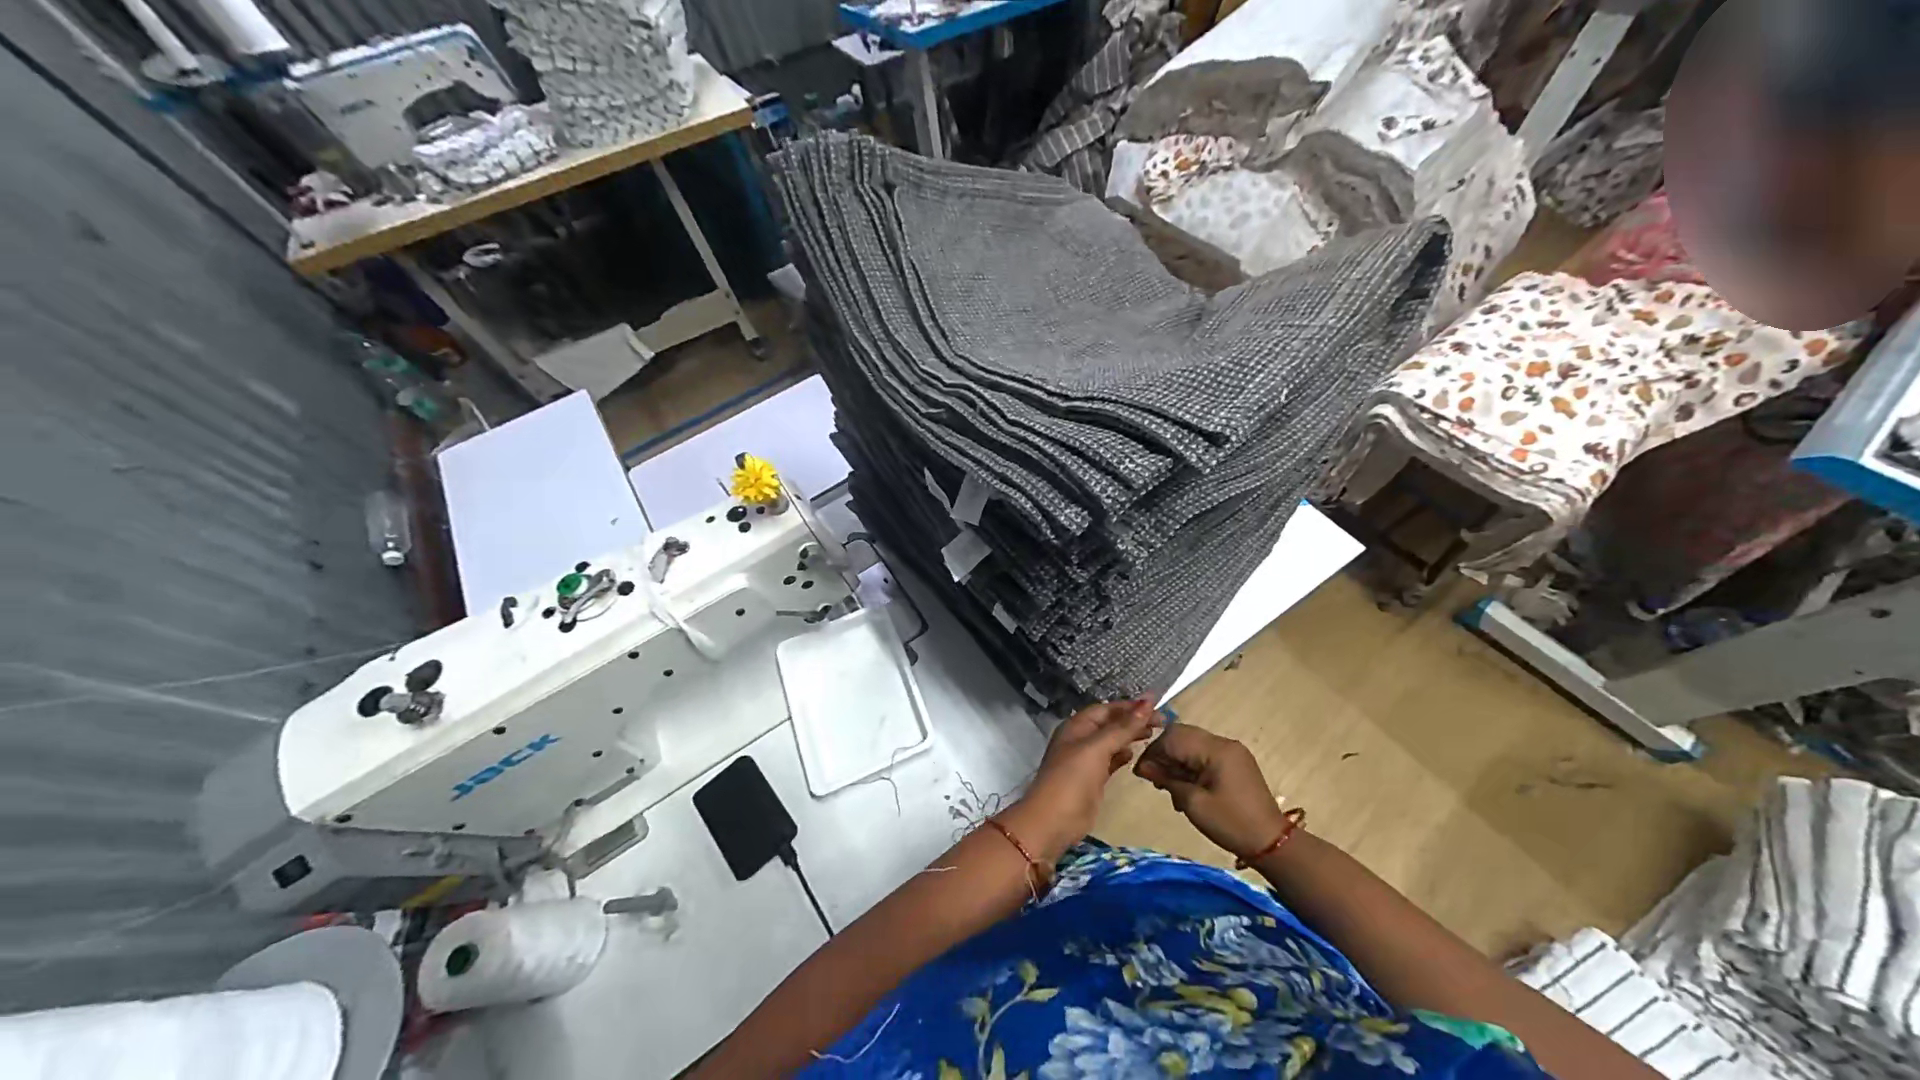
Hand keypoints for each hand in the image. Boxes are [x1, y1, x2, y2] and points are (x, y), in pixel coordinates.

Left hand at [1000, 700, 1159, 862]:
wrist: (1054, 820)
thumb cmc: (1072, 778)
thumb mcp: (1097, 748)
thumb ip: (1122, 728)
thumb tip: (1147, 703)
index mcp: (1076, 726)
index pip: (1107, 708)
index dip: (1130, 706)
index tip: (1157, 706)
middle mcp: (1080, 739)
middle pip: (1110, 723)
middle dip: (1133, 720)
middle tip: (1161, 722)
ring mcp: (1086, 760)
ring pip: (1112, 741)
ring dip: (1130, 736)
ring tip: (1153, 735)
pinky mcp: (1093, 779)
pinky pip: (1110, 760)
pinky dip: (1123, 755)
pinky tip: (1134, 755)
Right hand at [1133, 724, 1290, 862]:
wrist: (1272, 843)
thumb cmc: (1230, 823)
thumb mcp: (1193, 803)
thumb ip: (1168, 779)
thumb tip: (1144, 767)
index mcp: (1216, 750)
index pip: (1173, 736)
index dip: (1153, 752)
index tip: (1140, 774)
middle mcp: (1224, 743)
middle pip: (1182, 735)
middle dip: (1163, 754)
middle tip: (1154, 779)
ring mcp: (1232, 752)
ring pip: (1192, 744)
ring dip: (1176, 761)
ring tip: (1170, 788)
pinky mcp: (1235, 762)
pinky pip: (1204, 754)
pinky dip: (1190, 766)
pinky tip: (1186, 788)